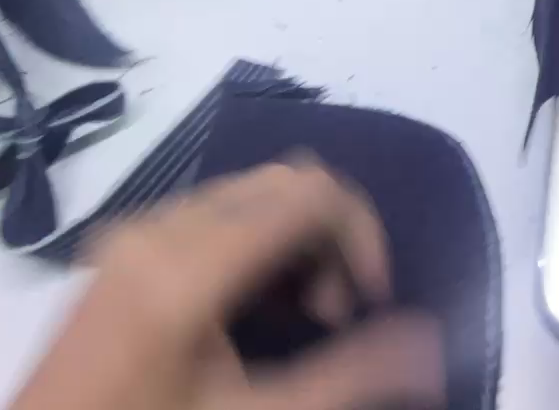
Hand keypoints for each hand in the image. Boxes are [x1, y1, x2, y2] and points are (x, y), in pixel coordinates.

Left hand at [10, 159, 444, 409]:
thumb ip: (350, 375)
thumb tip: (432, 340)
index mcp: (188, 265)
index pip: (312, 193)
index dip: (361, 232)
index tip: (372, 299)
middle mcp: (162, 226)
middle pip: (288, 182)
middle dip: (332, 237)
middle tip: (333, 313)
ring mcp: (137, 230)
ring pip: (258, 192)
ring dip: (300, 237)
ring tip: (302, 311)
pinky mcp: (126, 243)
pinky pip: (222, 209)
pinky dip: (262, 240)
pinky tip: (259, 301)